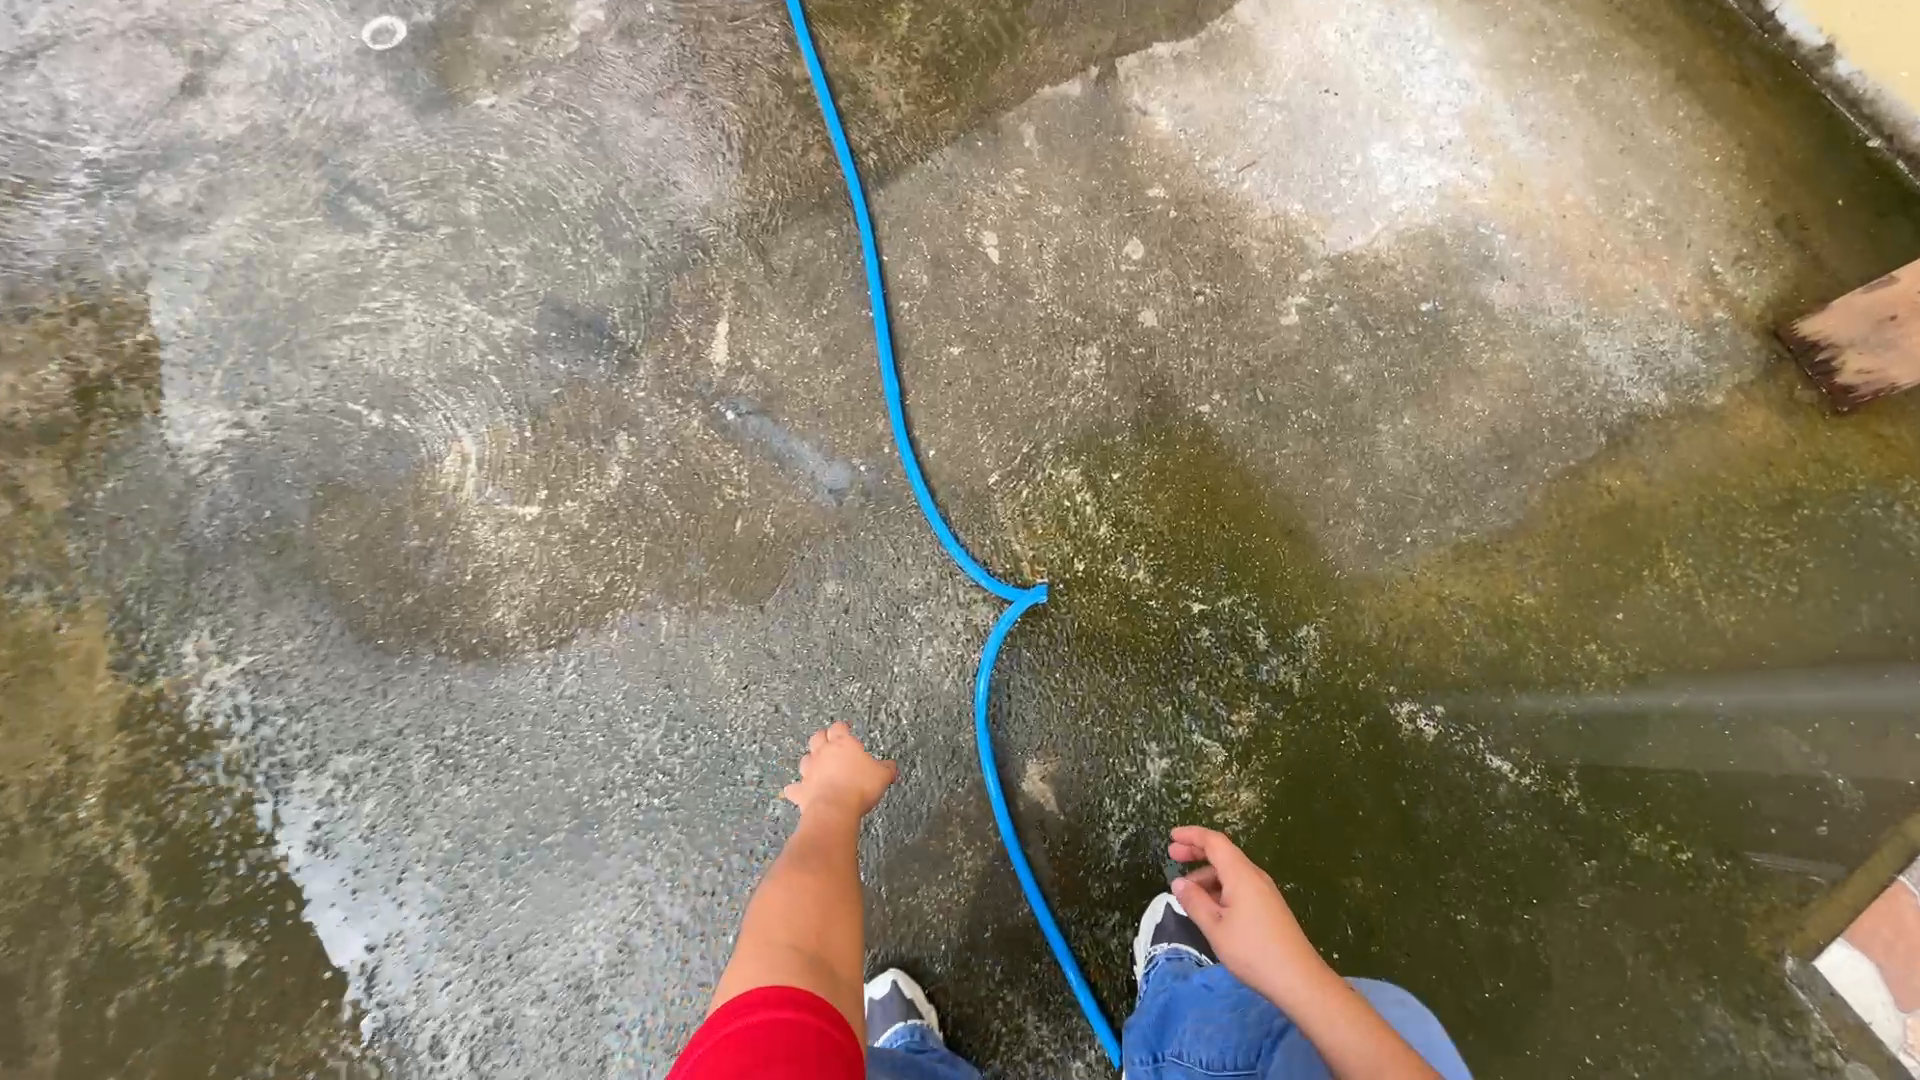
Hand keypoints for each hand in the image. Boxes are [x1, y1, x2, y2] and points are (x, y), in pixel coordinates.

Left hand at [783, 722, 897, 819]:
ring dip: (810, 760)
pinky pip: (795, 788)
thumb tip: (892, 767)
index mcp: (843, 744)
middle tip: (827, 739)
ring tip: (815, 763)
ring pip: (805, 759)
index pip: (839, 727)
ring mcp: (810, 771)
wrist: (835, 809)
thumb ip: (887, 769)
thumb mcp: (882, 776)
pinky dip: (795, 789)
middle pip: (818, 737)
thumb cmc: (858, 787)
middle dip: (822, 737)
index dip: (842, 726)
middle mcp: (824, 753)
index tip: (845, 727)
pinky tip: (795, 790)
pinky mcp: (802, 790)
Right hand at [1168, 826, 1333, 1005]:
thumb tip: (1178, 883)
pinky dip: (1220, 888)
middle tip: (1173, 857)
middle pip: (1223, 853)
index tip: (1171, 837)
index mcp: (1241, 874)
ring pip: (1231, 873)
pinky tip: (1210, 908)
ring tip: (1187, 894)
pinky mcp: (1269, 907)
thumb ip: (1194, 902)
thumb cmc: (1253, 951)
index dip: (1191, 835)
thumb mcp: (1215, 928)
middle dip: (1196, 852)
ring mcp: (1264, 892)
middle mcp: (1254, 876)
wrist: (1300, 981)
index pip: (1214, 841)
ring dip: (1207, 876)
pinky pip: (1240, 886)